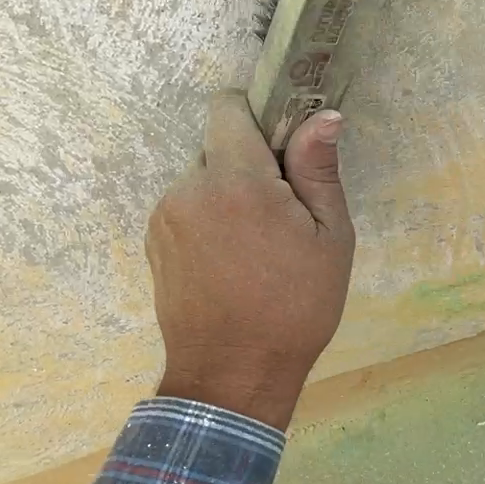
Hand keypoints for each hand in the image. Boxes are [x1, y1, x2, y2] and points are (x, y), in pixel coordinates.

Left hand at [146, 89, 354, 429]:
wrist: (234, 375)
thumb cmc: (296, 307)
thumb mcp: (330, 238)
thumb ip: (319, 169)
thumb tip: (324, 115)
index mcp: (235, 181)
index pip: (228, 107)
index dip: (257, 114)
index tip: (284, 144)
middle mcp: (188, 189)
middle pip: (218, 145)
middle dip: (249, 163)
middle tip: (282, 210)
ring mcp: (164, 217)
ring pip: (202, 177)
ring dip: (228, 192)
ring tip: (257, 243)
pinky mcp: (154, 242)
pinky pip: (186, 207)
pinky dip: (209, 217)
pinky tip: (232, 260)